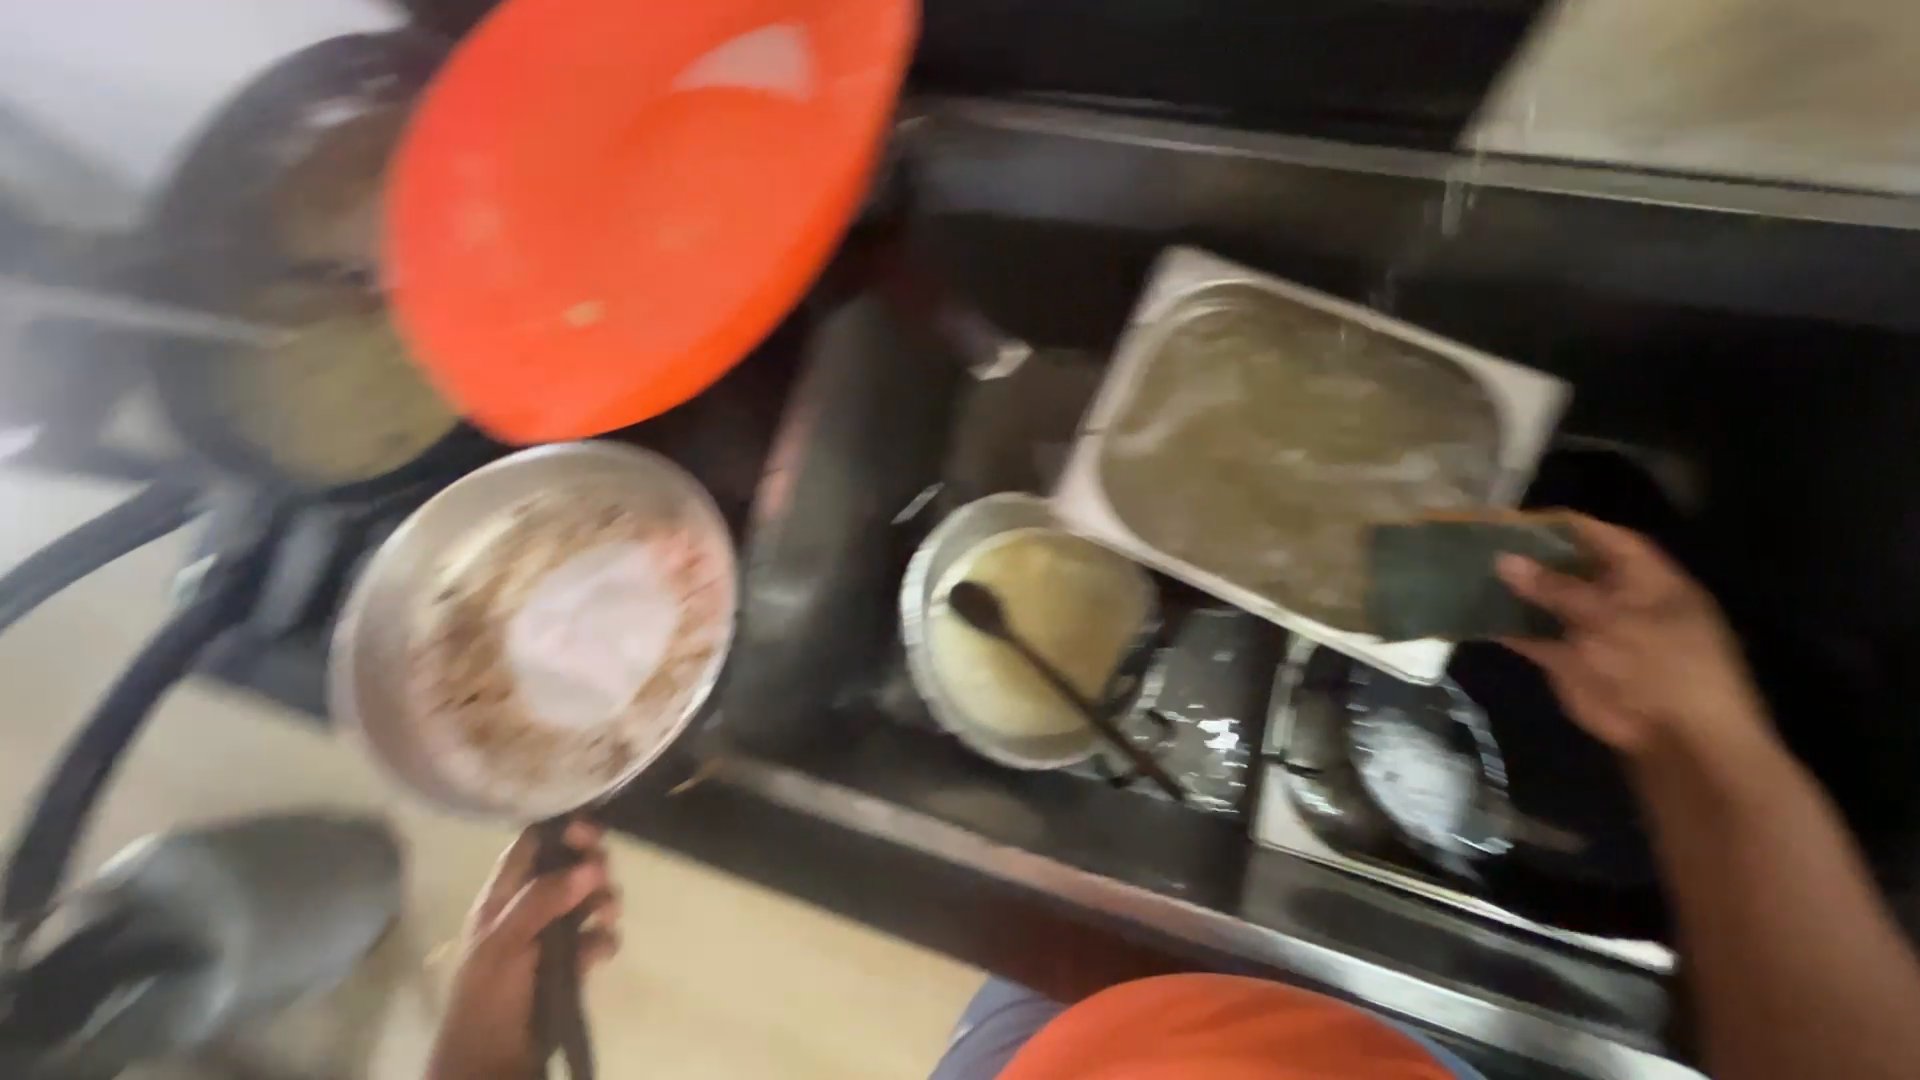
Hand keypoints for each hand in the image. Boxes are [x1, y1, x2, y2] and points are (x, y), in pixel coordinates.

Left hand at [427, 821, 620, 1079]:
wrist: (491, 1063)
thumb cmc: (488, 997)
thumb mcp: (504, 945)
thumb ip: (543, 900)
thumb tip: (592, 866)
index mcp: (503, 897)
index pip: (533, 844)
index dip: (561, 830)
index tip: (588, 833)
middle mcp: (530, 907)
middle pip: (570, 864)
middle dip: (592, 865)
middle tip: (602, 875)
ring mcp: (553, 934)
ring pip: (591, 896)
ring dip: (605, 900)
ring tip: (607, 917)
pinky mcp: (574, 960)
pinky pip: (600, 934)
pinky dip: (605, 937)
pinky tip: (599, 954)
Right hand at [1495, 513, 1773, 764]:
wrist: (1674, 737)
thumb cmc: (1661, 667)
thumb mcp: (1612, 619)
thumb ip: (1556, 588)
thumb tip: (1502, 559)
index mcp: (1647, 581)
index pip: (1606, 539)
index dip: (1567, 526)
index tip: (1519, 518)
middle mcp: (1618, 600)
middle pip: (1570, 568)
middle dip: (1530, 556)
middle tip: (1481, 542)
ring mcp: (1591, 631)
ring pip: (1546, 602)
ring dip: (1512, 590)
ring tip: (1467, 571)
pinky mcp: (1568, 660)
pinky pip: (1531, 636)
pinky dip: (1505, 626)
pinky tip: (1471, 612)